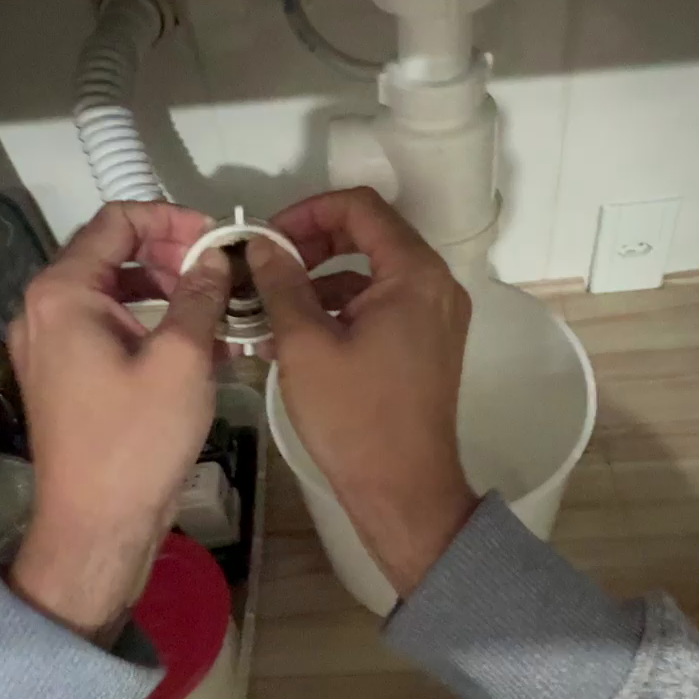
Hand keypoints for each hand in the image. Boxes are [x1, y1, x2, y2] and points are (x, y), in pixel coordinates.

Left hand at [5, 201, 230, 639]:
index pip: (117, 222)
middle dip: (173, 255)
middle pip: (113, 254)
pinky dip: (152, 325)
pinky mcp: (66, 376)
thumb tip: (216, 258)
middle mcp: (45, 310)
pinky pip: (111, 329)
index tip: (218, 237)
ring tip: (220, 307)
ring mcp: (51, 345)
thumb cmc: (137, 438)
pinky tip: (201, 343)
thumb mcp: (182, 358)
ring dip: (168, 291)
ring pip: (116, 293)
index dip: (172, 218)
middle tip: (224, 273)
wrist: (97, 526)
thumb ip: (200, 296)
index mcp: (63, 293)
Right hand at [248, 187, 477, 597]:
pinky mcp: (428, 341)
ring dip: (322, 278)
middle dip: (312, 243)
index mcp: (415, 274)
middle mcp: (436, 284)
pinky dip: (342, 306)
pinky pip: (383, 303)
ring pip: (373, 271)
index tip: (267, 238)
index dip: (307, 211)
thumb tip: (261, 245)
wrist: (404, 491)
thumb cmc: (354, 417)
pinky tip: (299, 330)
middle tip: (267, 267)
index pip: (361, 208)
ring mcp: (436, 314)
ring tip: (272, 303)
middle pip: (369, 234)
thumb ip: (282, 283)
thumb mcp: (305, 344)